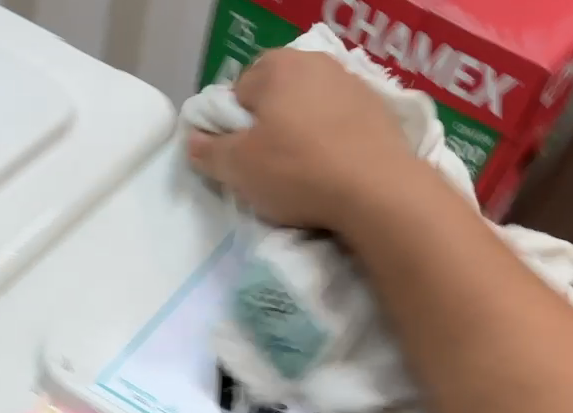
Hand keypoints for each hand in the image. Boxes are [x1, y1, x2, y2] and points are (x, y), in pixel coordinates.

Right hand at [188, 49, 423, 230]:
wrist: (376, 189)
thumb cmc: (297, 172)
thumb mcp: (238, 169)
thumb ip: (209, 151)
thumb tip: (192, 139)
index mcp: (275, 67)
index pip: (237, 94)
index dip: (233, 130)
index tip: (241, 161)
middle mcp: (315, 62)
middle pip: (276, 99)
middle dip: (269, 129)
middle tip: (270, 170)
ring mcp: (352, 83)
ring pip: (310, 111)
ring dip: (303, 136)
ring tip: (305, 175)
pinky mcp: (379, 110)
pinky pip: (342, 126)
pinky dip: (333, 144)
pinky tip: (334, 173)